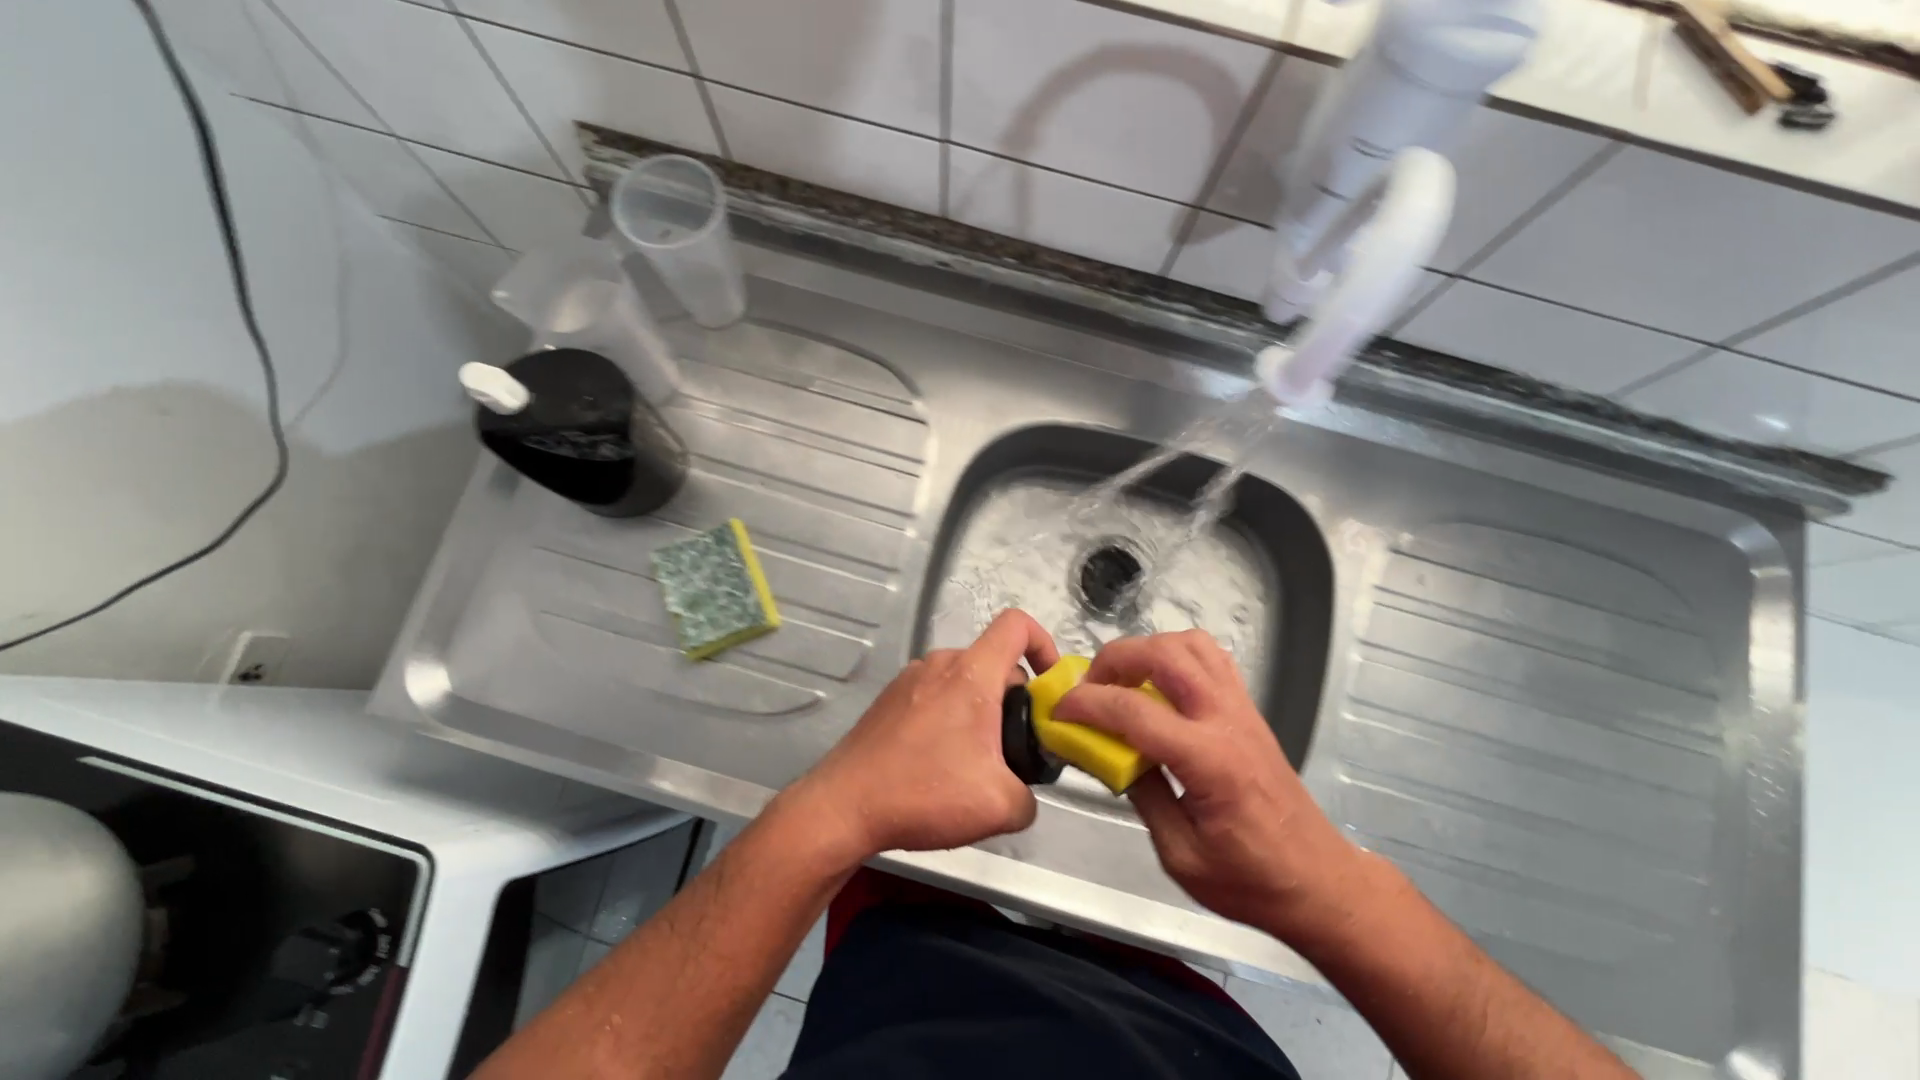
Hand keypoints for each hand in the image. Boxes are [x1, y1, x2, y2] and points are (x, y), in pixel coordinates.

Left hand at [782, 609, 1059, 862]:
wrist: (843, 807)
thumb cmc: (924, 792)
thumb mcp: (1001, 807)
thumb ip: (1030, 797)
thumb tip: (1023, 794)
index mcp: (971, 674)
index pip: (1017, 625)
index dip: (1044, 644)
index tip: (1049, 686)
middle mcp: (939, 664)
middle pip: (993, 663)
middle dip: (1013, 702)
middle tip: (1012, 751)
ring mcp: (908, 680)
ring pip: (963, 684)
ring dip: (980, 715)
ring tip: (974, 766)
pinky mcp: (887, 701)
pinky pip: (935, 698)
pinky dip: (949, 721)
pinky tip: (939, 767)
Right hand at [1054, 630, 1372, 941]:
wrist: (1317, 881)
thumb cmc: (1249, 880)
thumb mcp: (1180, 855)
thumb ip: (1143, 797)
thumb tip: (1112, 756)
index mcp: (1209, 761)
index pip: (1134, 711)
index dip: (1087, 705)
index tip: (1058, 712)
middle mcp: (1227, 721)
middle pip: (1165, 655)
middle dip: (1115, 660)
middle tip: (1089, 689)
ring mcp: (1242, 710)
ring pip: (1191, 645)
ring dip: (1147, 651)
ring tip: (1122, 682)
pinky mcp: (1249, 711)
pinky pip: (1211, 659)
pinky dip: (1176, 657)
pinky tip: (1158, 687)